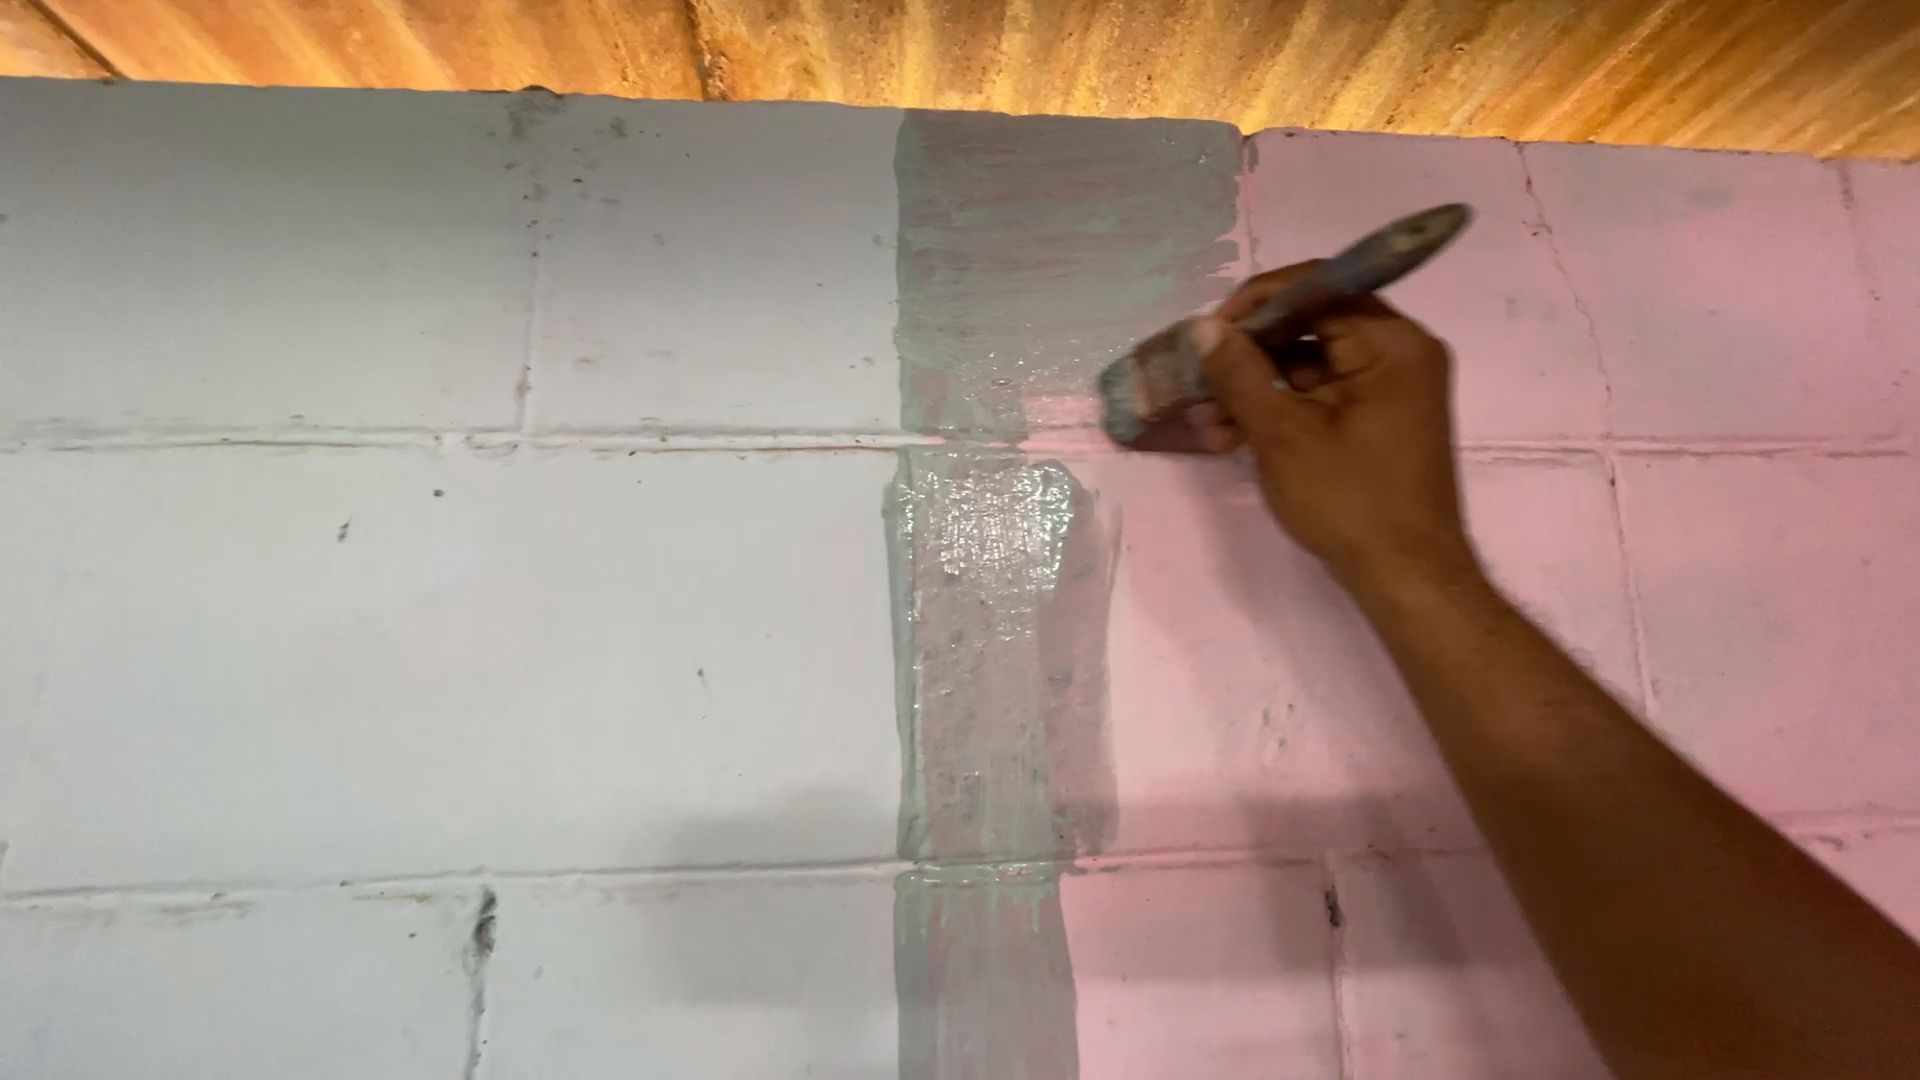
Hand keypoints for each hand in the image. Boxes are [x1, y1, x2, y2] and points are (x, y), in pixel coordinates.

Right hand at [1195, 262, 1479, 590]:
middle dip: (1246, 354)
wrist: (1402, 574)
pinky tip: (1229, 438)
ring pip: (1304, 366)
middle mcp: (1395, 354)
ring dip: (1251, 389)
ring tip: (1206, 424)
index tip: (1209, 334)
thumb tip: (1204, 330)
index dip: (1256, 304)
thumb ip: (1240, 375)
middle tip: (1198, 380)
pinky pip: (1314, 396)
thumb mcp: (1283, 435)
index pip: (1318, 289)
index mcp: (1391, 344)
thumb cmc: (1349, 500)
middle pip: (1308, 326)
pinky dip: (1274, 411)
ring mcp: (1383, 388)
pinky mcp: (1369, 419)